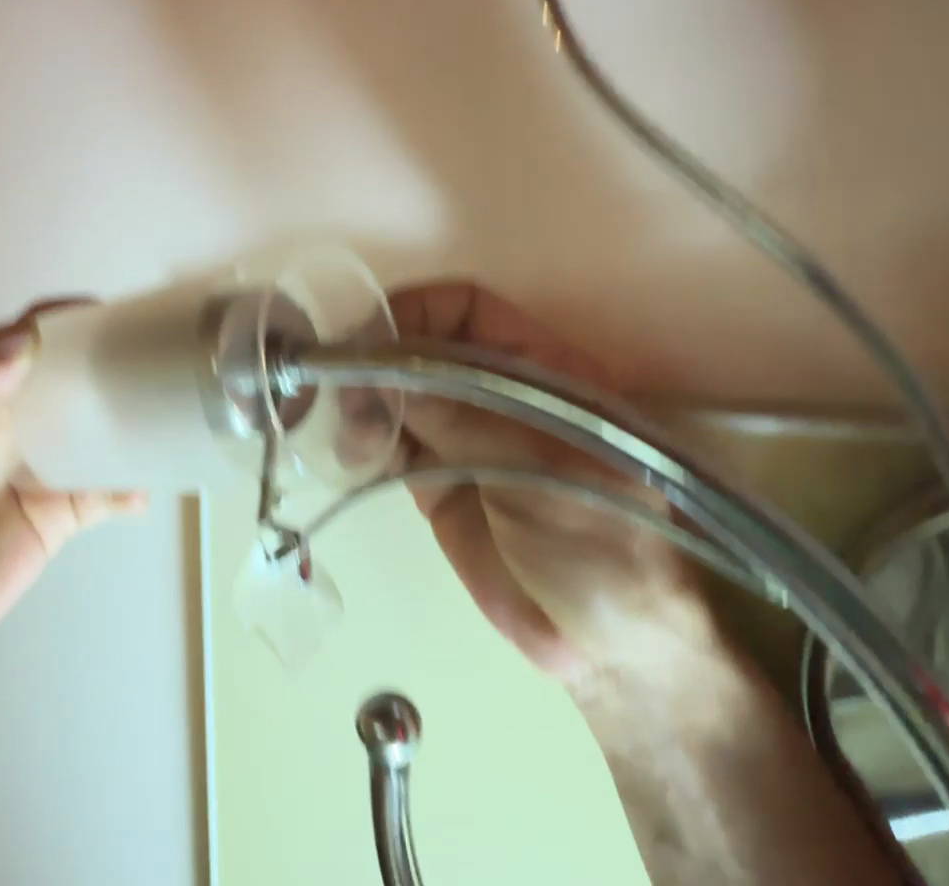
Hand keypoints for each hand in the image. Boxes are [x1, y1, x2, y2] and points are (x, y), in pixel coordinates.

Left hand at [0, 306, 148, 677]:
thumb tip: (24, 342)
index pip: (27, 342)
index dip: (68, 322)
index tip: (118, 313)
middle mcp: (12, 426)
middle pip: (71, 384)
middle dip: (112, 368)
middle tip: (163, 361)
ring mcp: (37, 473)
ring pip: (94, 437)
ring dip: (127, 427)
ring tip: (169, 417)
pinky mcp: (54, 519)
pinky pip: (100, 496)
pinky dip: (125, 491)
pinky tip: (145, 492)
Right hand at [388, 280, 717, 692]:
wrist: (603, 638)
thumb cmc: (599, 543)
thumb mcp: (541, 469)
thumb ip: (463, 416)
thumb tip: (382, 370)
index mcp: (538, 369)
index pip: (465, 310)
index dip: (414, 312)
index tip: (365, 341)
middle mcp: (491, 392)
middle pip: (416, 347)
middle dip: (374, 362)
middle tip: (346, 401)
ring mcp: (459, 436)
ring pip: (392, 394)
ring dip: (359, 405)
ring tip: (352, 443)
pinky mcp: (432, 480)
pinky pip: (384, 442)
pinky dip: (358, 442)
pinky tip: (352, 461)